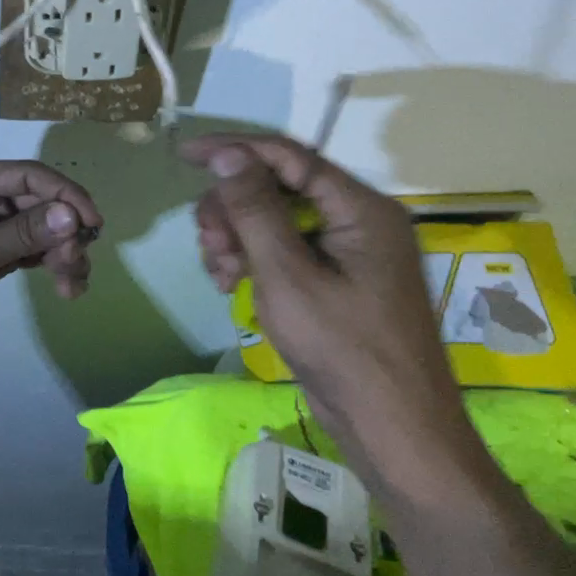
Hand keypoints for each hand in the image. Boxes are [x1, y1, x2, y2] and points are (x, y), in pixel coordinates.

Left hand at [0, 160, 101, 336]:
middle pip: (40, 203)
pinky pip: (30, 249)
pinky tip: (66, 287)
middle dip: (65, 233)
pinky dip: (49, 264)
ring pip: (40, 229)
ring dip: (62, 253)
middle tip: (75, 267)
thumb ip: (21, 233)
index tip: (94, 225)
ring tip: (71, 287)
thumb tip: (73, 216)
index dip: (66, 195)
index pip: (29, 175)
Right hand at [181, 134, 479, 493]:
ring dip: (235, 237)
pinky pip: (281, 246)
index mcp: (361, 210)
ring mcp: (348, 250)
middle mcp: (358, 220)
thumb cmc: (342, 346)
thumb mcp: (286, 273)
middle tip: (209, 245)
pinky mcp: (336, 277)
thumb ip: (254, 208)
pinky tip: (233, 285)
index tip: (182, 154)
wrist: (392, 426)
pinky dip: (250, 258)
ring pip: (271, 217)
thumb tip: (227, 154)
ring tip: (222, 275)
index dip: (233, 149)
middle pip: (275, 186)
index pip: (288, 155)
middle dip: (230, 209)